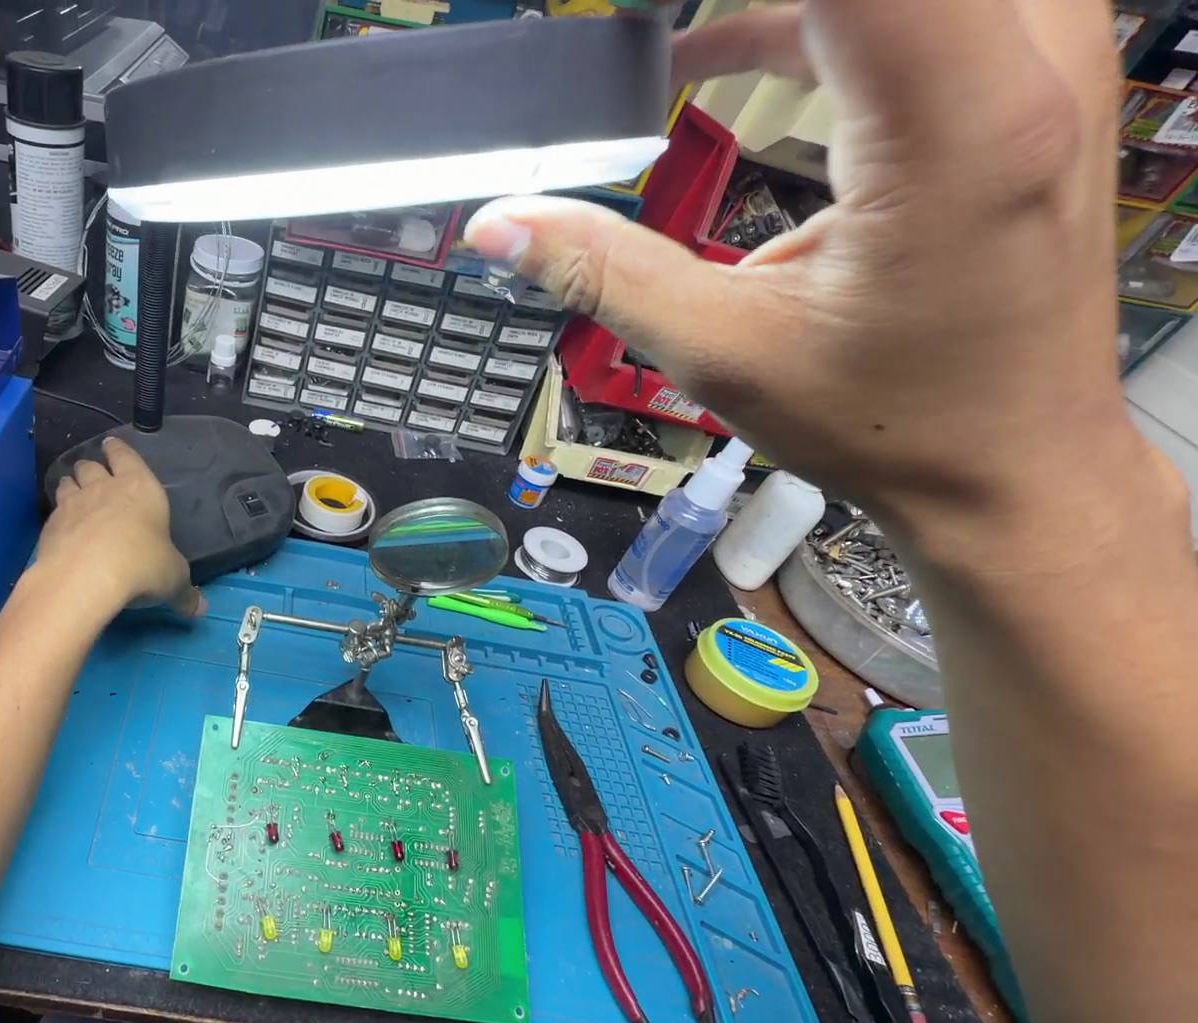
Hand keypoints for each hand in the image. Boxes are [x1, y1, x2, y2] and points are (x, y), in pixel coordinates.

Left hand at [41, 438, 203, 616]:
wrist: (86, 577)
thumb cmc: (141, 565)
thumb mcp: (173, 580)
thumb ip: (184, 592)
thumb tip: (199, 610)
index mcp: (141, 488)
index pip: (127, 457)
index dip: (119, 450)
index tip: (111, 445)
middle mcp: (105, 488)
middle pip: (92, 466)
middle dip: (92, 467)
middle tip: (93, 473)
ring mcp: (74, 504)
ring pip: (68, 483)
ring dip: (71, 485)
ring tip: (73, 493)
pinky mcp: (51, 525)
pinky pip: (53, 512)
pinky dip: (58, 516)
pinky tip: (61, 529)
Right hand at [466, 2, 1140, 556]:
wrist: (1006, 459)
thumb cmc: (886, 417)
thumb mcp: (719, 350)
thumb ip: (603, 270)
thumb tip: (503, 222)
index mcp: (951, 127)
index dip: (723, 1)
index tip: (631, 25)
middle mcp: (1022, 63)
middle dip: (743, 7)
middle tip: (639, 37)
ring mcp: (1035, 62)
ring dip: (780, 12)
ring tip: (668, 43)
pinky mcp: (1013, 83)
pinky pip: (902, 5)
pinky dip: (803, 15)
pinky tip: (717, 54)